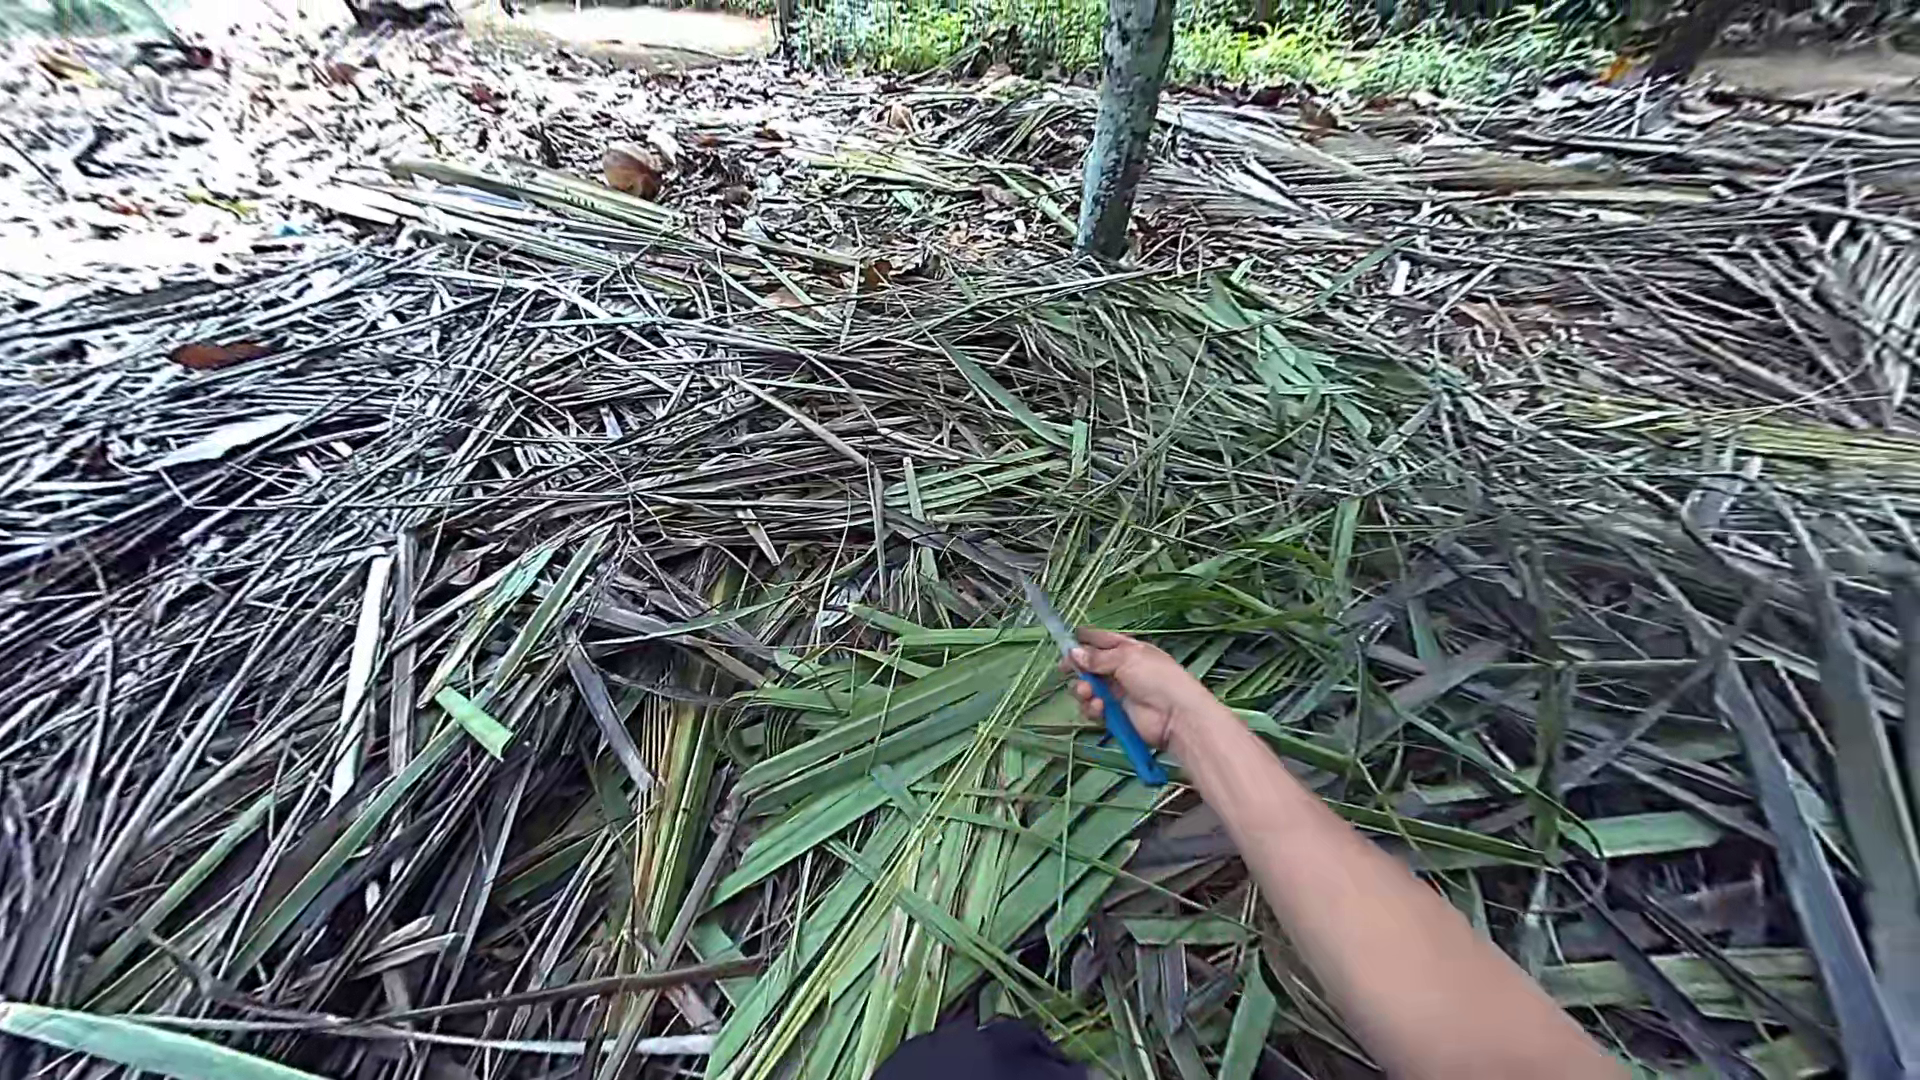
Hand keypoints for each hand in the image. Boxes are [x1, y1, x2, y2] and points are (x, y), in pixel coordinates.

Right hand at [1062, 628, 1215, 750]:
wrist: (1176, 716)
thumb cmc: (1155, 678)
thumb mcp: (1127, 658)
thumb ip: (1097, 657)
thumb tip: (1073, 653)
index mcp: (1127, 649)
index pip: (1101, 640)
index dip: (1084, 639)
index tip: (1065, 643)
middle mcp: (1120, 669)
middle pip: (1089, 665)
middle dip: (1077, 668)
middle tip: (1066, 671)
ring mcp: (1116, 692)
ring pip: (1087, 688)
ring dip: (1082, 689)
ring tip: (1088, 693)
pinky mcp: (1113, 714)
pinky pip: (1093, 708)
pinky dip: (1092, 707)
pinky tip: (1099, 707)